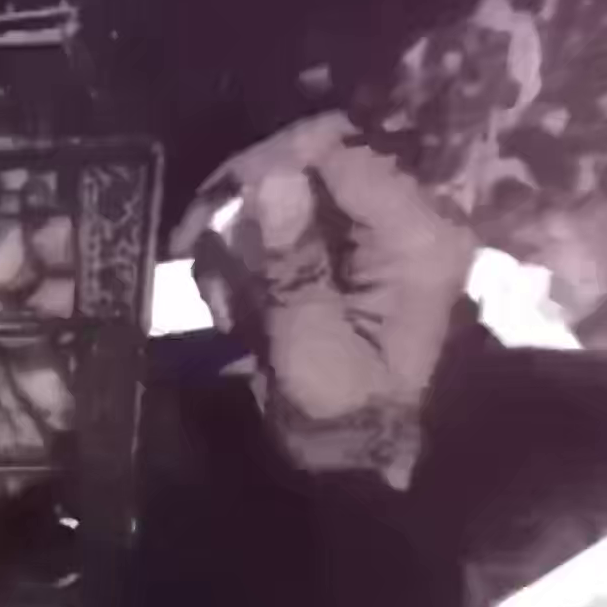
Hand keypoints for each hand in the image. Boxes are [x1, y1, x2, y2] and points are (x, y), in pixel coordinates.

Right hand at [173, 113, 476, 482]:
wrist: (340, 450)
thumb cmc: (335, 405)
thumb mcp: (310, 339)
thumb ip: (293, 260)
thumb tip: (269, 172)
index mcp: (414, 237)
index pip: (345, 156)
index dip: (276, 162)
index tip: (216, 199)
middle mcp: (395, 223)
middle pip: (310, 167)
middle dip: (246, 205)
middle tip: (192, 239)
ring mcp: (360, 241)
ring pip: (282, 202)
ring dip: (238, 248)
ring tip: (224, 303)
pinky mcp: (331, 260)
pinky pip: (275, 237)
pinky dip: (243, 268)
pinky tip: (235, 311)